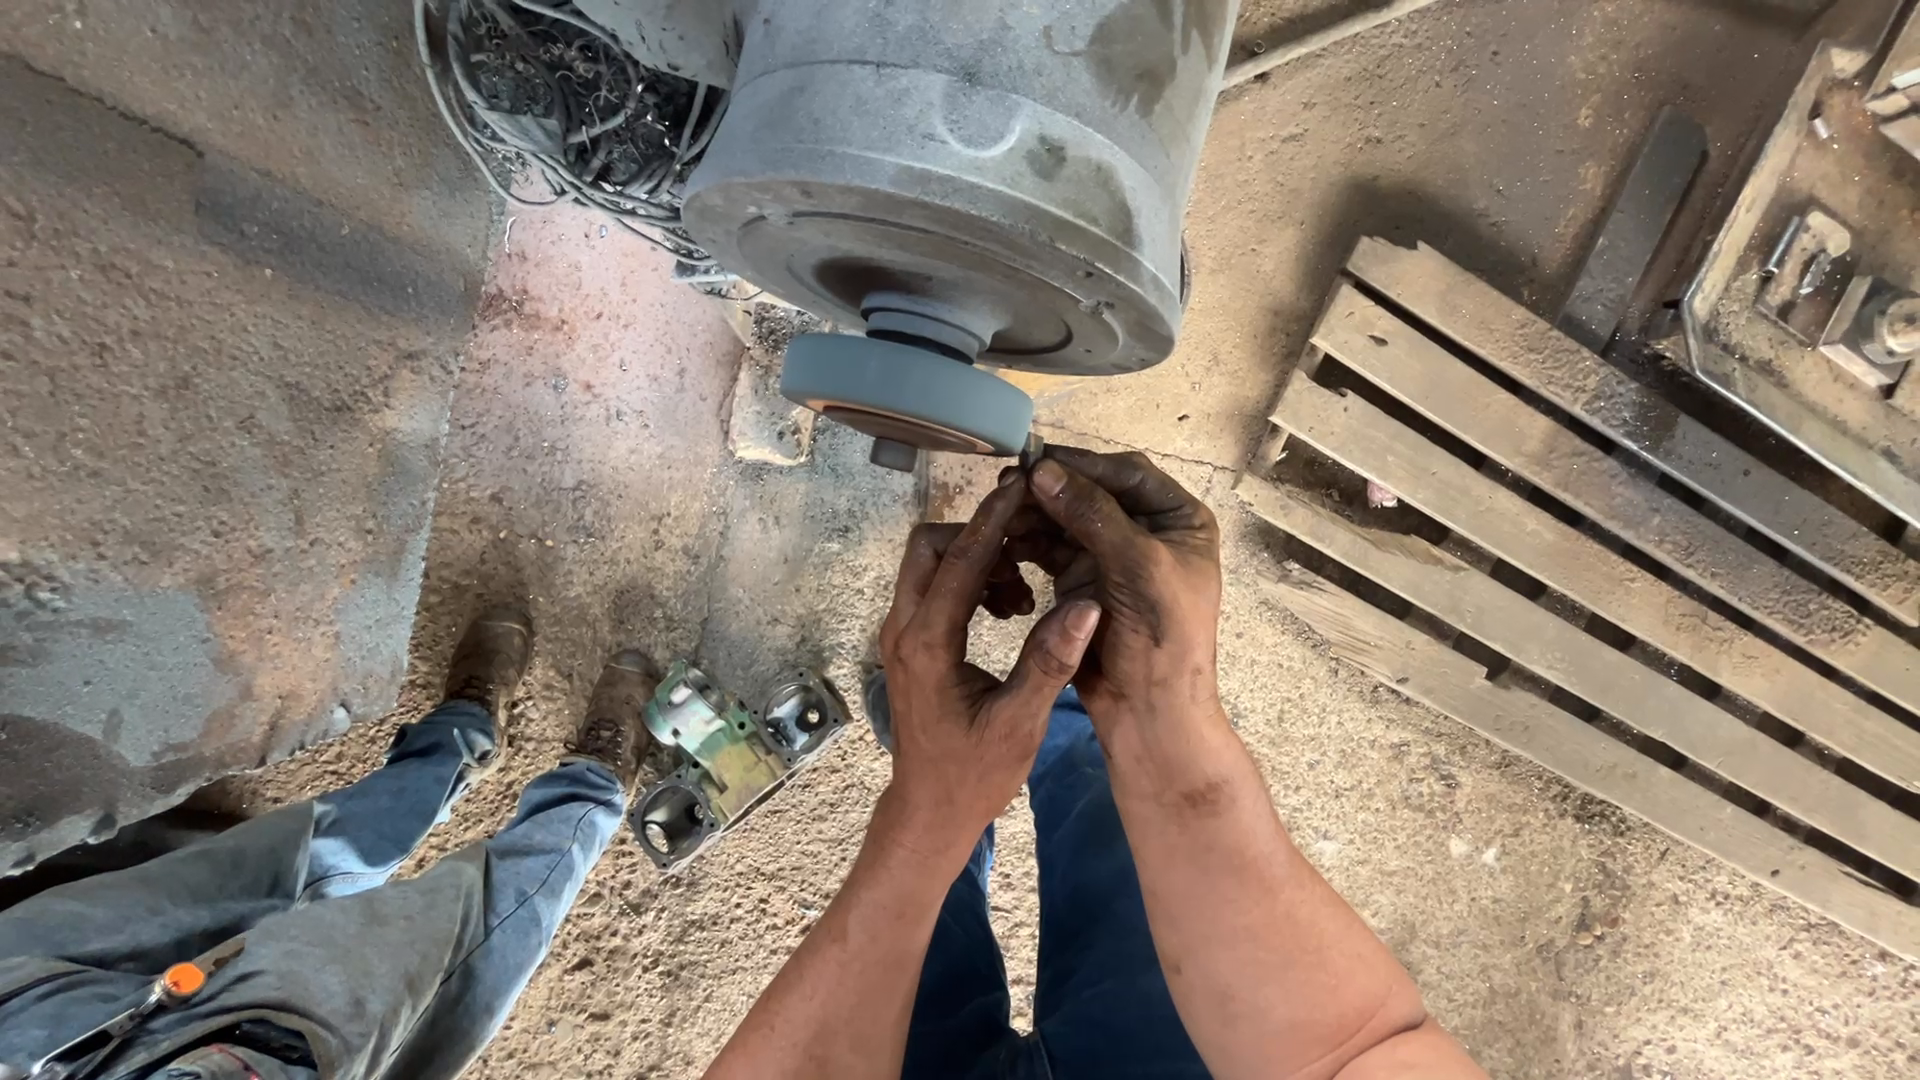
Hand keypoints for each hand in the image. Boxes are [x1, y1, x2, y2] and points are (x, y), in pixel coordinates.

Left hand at [878, 474, 1102, 854]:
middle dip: (978, 536)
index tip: (1024, 490)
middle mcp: (903, 628)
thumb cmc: (974, 772)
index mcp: (927, 643)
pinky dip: (969, 582)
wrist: (929, 807)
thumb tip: (1086, 605)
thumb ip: (1049, 661)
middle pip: (928, 547)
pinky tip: (1008, 609)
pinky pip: (933, 589)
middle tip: (1029, 548)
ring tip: (1023, 593)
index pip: (957, 561)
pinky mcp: (909, 642)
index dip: (992, 522)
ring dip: (976, 560)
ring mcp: (900, 634)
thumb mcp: (1020, 723)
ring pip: (929, 564)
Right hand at [1011, 448, 1222, 729]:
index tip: (1037, 461)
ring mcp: (1109, 555)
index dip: (1083, 465)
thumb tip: (1042, 470)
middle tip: (1007, 484)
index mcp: (1176, 520)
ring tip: (1000, 510)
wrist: (1147, 710)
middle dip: (1051, 490)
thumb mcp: (1137, 567)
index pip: (1127, 475)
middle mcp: (1144, 530)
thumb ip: (1093, 515)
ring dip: (1034, 514)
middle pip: (1091, 494)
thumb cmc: (1162, 636)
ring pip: (1065, 519)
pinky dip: (1028, 542)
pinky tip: (1004, 539)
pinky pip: (1050, 548)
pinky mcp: (1080, 579)